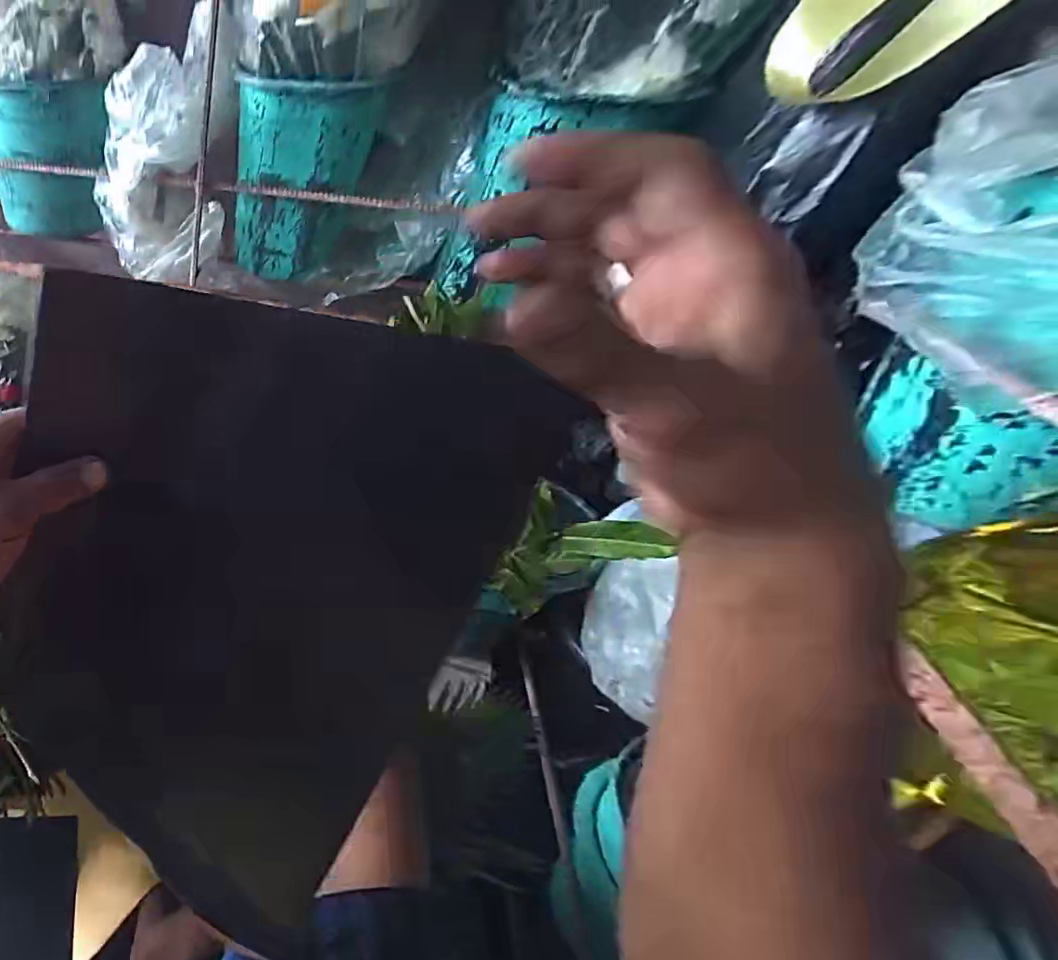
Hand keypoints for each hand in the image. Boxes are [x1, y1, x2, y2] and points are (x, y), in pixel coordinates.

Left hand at [0, 410, 106, 664]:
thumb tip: (102, 467)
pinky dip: (48, 499)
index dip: (67, 426)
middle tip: (112, 460)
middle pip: (32, 444)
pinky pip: (27, 494)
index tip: (106, 435)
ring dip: (60, 479)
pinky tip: (81, 502)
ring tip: (105, 478)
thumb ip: (58, 485)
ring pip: (32, 472)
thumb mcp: (12, 510)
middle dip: (68, 455)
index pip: (29, 420)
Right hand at [466, 134, 880, 540]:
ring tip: (481, 258)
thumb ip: (592, 352)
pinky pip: (587, 302)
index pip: (660, 178)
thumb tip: (513, 305)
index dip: (593, 160)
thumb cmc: (741, 456)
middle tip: (476, 222)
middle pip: (617, 212)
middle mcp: (696, 273)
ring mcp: (667, 311)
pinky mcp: (641, 349)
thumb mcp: (669, 403)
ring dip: (541, 249)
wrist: (764, 517)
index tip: (520, 164)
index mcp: (724, 261)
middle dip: (548, 208)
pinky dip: (545, 294)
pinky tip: (508, 302)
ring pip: (598, 255)